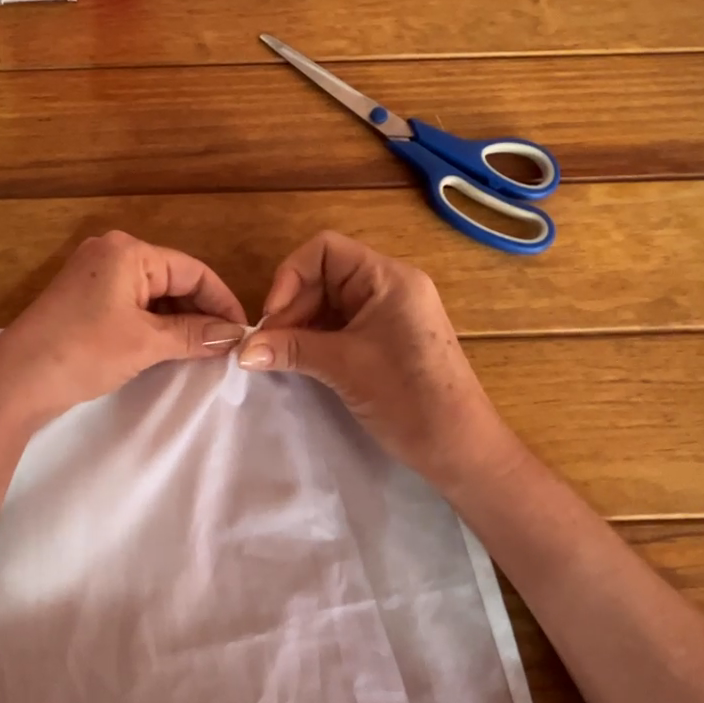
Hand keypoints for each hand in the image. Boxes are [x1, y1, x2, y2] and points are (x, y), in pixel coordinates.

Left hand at [0, 231, 247, 427]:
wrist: (16, 380)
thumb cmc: (83, 352)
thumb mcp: (146, 343)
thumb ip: (194, 335)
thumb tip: (234, 336)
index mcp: (128, 251)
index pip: (192, 270)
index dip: (221, 301)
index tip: (243, 335)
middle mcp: (111, 252)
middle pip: (173, 278)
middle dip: (200, 312)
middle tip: (225, 348)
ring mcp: (95, 273)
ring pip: (153, 293)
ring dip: (178, 320)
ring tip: (202, 352)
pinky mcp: (84, 296)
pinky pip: (133, 303)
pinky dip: (154, 323)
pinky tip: (170, 347)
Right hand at [238, 231, 515, 488]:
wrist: (462, 452)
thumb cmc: (410, 399)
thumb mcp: (343, 368)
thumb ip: (289, 350)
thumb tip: (241, 350)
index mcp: (388, 279)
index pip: (325, 249)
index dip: (291, 275)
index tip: (274, 317)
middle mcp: (389, 286)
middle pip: (322, 275)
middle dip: (291, 306)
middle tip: (268, 344)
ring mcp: (389, 313)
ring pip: (327, 301)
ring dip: (300, 324)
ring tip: (280, 355)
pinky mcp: (385, 338)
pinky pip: (339, 323)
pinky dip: (315, 338)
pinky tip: (299, 360)